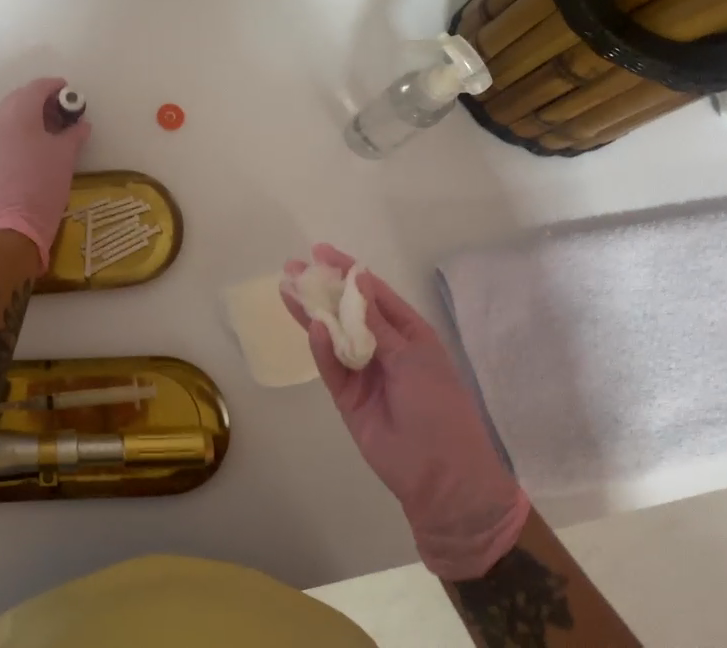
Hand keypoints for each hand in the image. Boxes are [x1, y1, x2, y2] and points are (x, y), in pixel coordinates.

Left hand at [0, 77, 89, 269]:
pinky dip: (14, 126)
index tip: (68, 90)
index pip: (37, 88)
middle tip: (60, 109)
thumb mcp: (66, 155)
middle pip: (19, 97)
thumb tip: (82, 124)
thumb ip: (74, 133)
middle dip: (39, 98)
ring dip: (26, 112)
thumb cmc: (45, 183)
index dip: (54, 86)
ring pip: (7, 112)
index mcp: (19, 113)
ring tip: (47, 125)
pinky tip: (29, 140)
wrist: (17, 220)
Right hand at [282, 243, 529, 581]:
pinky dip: (320, 348)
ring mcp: (363, 371)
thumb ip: (376, 323)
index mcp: (409, 333)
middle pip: (347, 310)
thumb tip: (356, 281)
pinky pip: (330, 367)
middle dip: (322, 289)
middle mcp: (383, 347)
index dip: (348, 272)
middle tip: (293, 268)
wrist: (441, 475)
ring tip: (286, 289)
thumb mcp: (413, 357)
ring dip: (312, 313)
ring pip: (332, 335)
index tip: (320, 251)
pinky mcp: (346, 396)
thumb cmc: (439, 408)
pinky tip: (311, 327)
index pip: (374, 293)